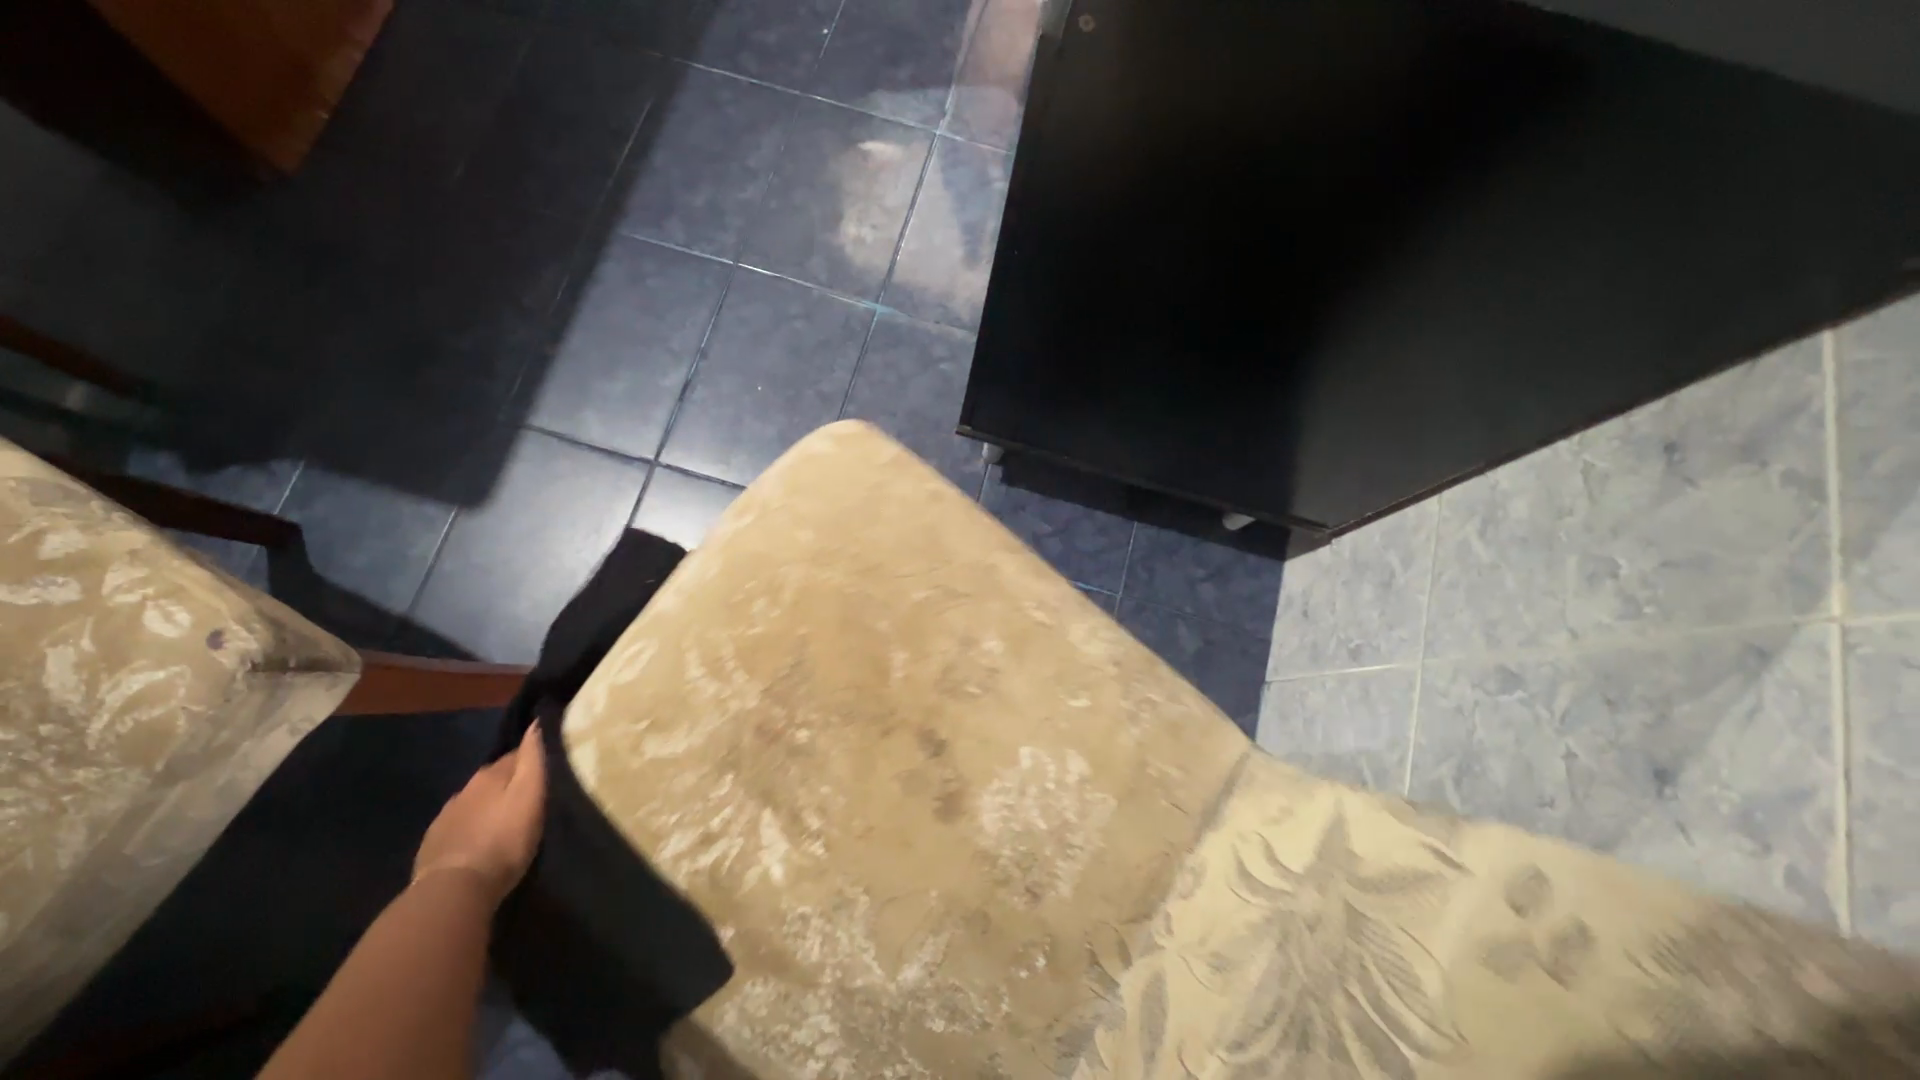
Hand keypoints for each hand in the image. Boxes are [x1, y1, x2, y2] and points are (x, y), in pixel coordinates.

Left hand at [413, 721, 546, 906]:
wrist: (455, 888)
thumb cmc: (504, 840)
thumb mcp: (530, 796)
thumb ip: (533, 759)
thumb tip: (536, 722)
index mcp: (491, 775)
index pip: (517, 755)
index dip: (534, 759)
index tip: (549, 769)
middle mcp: (466, 788)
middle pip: (494, 778)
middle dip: (510, 783)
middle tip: (530, 798)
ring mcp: (446, 816)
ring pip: (475, 801)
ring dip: (489, 806)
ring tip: (506, 821)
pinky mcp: (434, 842)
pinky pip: (459, 825)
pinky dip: (471, 826)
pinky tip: (479, 840)